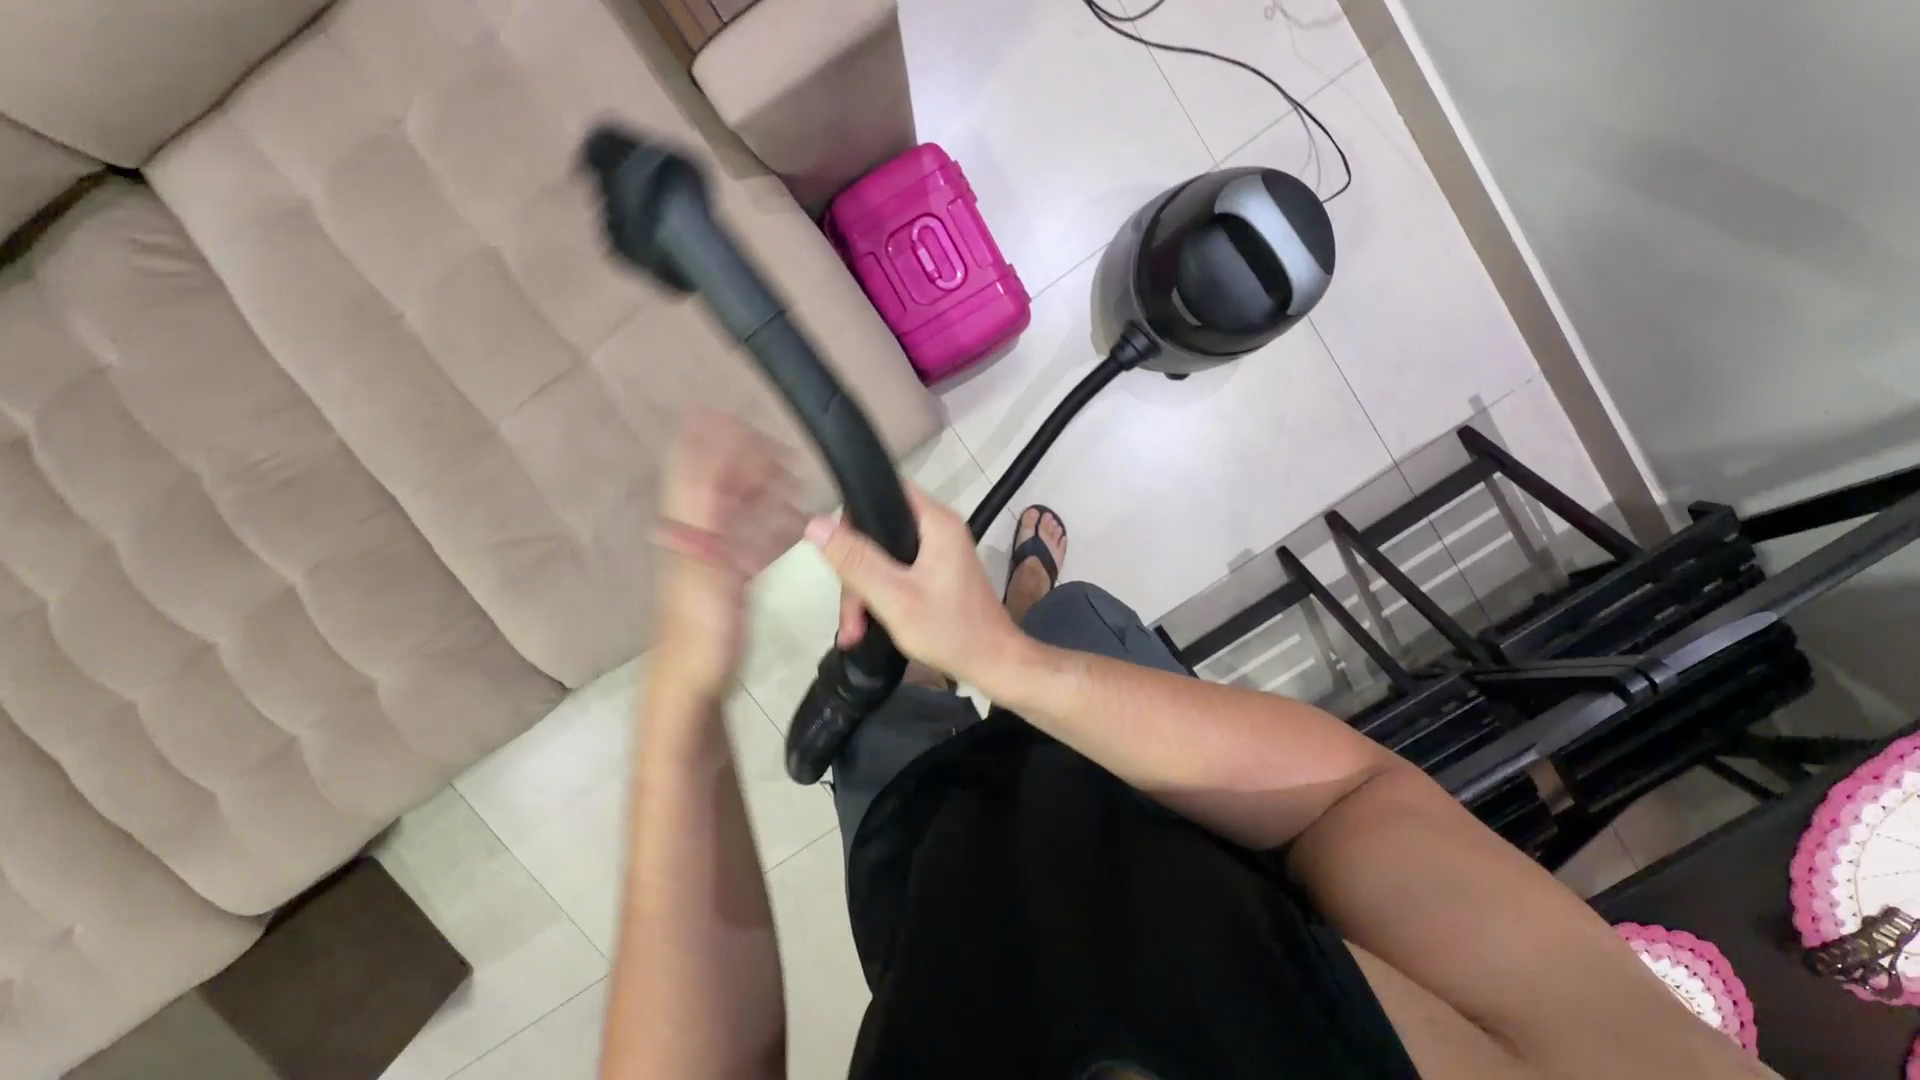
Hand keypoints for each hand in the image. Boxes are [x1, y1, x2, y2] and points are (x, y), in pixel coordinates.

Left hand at [653, 412, 804, 692]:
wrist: (690, 691)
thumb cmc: (697, 642)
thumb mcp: (700, 584)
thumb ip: (705, 530)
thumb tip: (702, 487)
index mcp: (687, 531)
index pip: (693, 473)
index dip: (704, 442)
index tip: (724, 416)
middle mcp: (697, 538)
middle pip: (718, 487)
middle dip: (745, 462)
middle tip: (780, 450)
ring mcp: (713, 559)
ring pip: (736, 512)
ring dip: (760, 489)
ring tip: (788, 475)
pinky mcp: (728, 582)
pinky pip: (750, 542)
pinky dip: (768, 525)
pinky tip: (786, 523)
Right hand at [804, 484, 1024, 686]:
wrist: (992, 664)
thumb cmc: (949, 630)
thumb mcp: (894, 598)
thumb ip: (856, 561)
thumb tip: (815, 524)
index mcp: (935, 522)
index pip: (884, 491)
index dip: (854, 516)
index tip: (838, 554)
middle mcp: (938, 529)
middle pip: (878, 531)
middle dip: (856, 574)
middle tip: (851, 615)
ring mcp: (938, 553)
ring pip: (883, 558)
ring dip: (864, 594)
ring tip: (855, 631)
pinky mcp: (937, 574)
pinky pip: (896, 574)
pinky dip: (880, 598)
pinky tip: (866, 627)